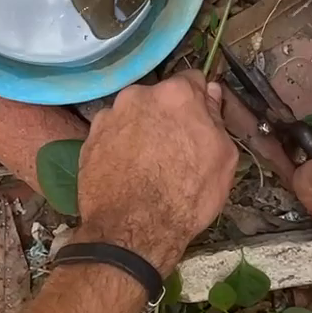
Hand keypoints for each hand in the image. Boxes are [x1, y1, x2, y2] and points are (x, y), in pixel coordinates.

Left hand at [75, 74, 237, 272]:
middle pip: (159, 99)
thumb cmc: (186, 196)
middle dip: (167, 117)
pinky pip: (111, 136)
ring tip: (147, 166)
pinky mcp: (88, 140)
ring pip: (132, 117)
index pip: (193, 82)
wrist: (133, 230)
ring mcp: (108, 117)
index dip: (199, 103)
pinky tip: (127, 173)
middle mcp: (137, 95)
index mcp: (175, 94)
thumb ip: (216, 119)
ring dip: (140, 131)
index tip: (200, 124)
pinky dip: (119, 148)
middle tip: (174, 150)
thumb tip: (211, 95)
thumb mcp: (223, 159)